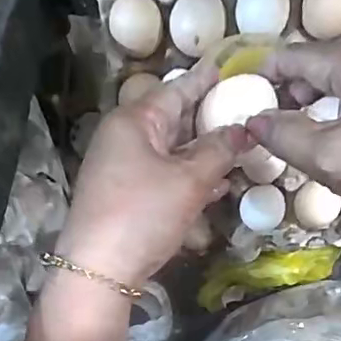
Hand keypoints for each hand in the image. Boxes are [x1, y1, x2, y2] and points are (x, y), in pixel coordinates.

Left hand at [55, 67, 250, 286]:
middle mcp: (123, 138)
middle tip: (243, 112)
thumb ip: (219, 151)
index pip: (177, 89)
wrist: (97, 271)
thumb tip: (242, 129)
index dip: (207, 80)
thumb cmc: (143, 216)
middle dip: (208, 119)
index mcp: (134, 120)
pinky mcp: (123, 198)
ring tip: (239, 150)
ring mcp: (121, 170)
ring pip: (169, 152)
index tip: (231, 68)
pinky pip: (161, 178)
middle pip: (173, 120)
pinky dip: (187, 179)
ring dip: (202, 153)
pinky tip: (215, 187)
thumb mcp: (189, 181)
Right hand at [247, 36, 340, 235]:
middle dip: (296, 88)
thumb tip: (255, 120)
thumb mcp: (325, 155)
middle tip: (270, 117)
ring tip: (299, 127)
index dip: (269, 71)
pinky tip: (340, 131)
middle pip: (330, 63)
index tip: (244, 87)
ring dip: (323, 98)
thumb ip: (282, 134)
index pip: (303, 56)